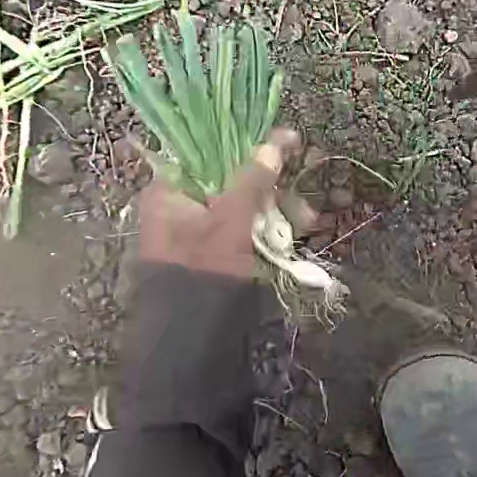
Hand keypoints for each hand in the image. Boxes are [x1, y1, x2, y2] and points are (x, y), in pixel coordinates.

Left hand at [137, 130, 299, 280]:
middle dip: (269, 182)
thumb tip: (274, 143)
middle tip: (298, 181)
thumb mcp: (231, 219)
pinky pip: (247, 227)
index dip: (245, 144)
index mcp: (170, 192)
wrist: (194, 335)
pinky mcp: (219, 250)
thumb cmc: (205, 267)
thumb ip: (252, 179)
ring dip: (276, 205)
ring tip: (306, 215)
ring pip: (244, 203)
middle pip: (230, 178)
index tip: (282, 141)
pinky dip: (270, 225)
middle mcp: (182, 206)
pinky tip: (298, 226)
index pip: (207, 152)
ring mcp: (201, 230)